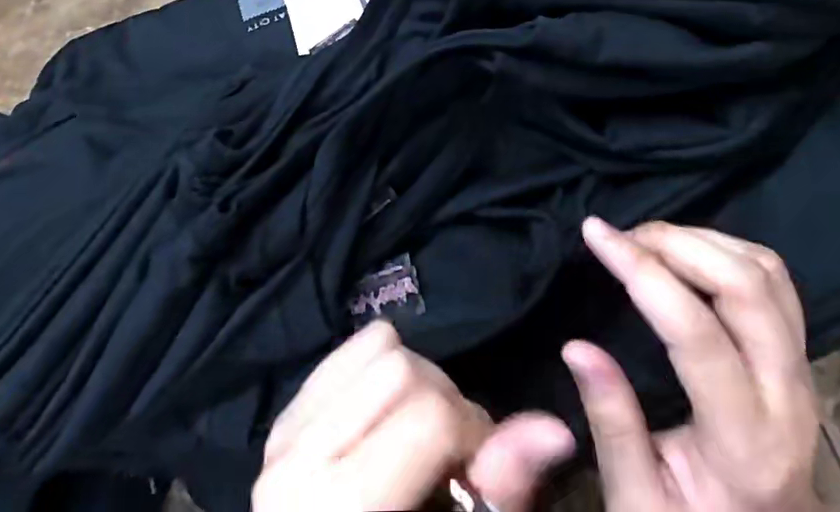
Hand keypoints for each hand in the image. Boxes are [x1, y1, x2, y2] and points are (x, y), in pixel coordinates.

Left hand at [254, 321, 576, 511]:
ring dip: (416, 379)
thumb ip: (502, 490)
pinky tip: (388, 420)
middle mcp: (300, 455)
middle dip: (446, 402)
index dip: (474, 434)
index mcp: (343, 502)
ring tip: (422, 435)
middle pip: (401, 367)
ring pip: (376, 344)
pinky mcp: (284, 414)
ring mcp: (285, 428)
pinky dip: (381, 371)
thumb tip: (554, 428)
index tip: (481, 472)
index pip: (428, 413)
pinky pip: (347, 350)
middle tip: (454, 456)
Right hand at [565, 219, 823, 511]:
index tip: (594, 233)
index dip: (642, 270)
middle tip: (620, 236)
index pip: (697, 333)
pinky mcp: (799, 360)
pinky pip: (776, 282)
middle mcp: (789, 399)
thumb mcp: (638, 503)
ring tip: (644, 242)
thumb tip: (575, 346)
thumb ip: (612, 425)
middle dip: (677, 243)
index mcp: (747, 443)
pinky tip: (683, 257)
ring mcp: (803, 376)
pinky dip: (727, 251)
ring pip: (769, 275)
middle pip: (748, 288)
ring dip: (703, 241)